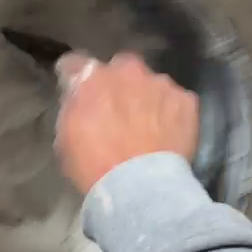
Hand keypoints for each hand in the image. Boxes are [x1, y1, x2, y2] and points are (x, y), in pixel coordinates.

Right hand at [54, 51, 200, 193]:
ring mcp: (161, 83)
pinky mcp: (186, 100)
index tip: (73, 87)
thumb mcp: (65, 139)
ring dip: (145, 99)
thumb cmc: (92, 166)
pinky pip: (175, 101)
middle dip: (116, 85)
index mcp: (91, 79)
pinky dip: (169, 113)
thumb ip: (72, 110)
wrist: (137, 186)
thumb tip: (78, 100)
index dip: (73, 76)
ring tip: (144, 128)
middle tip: (114, 111)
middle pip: (120, 68)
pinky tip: (164, 135)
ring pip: (151, 84)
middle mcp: (127, 70)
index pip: (75, 65)